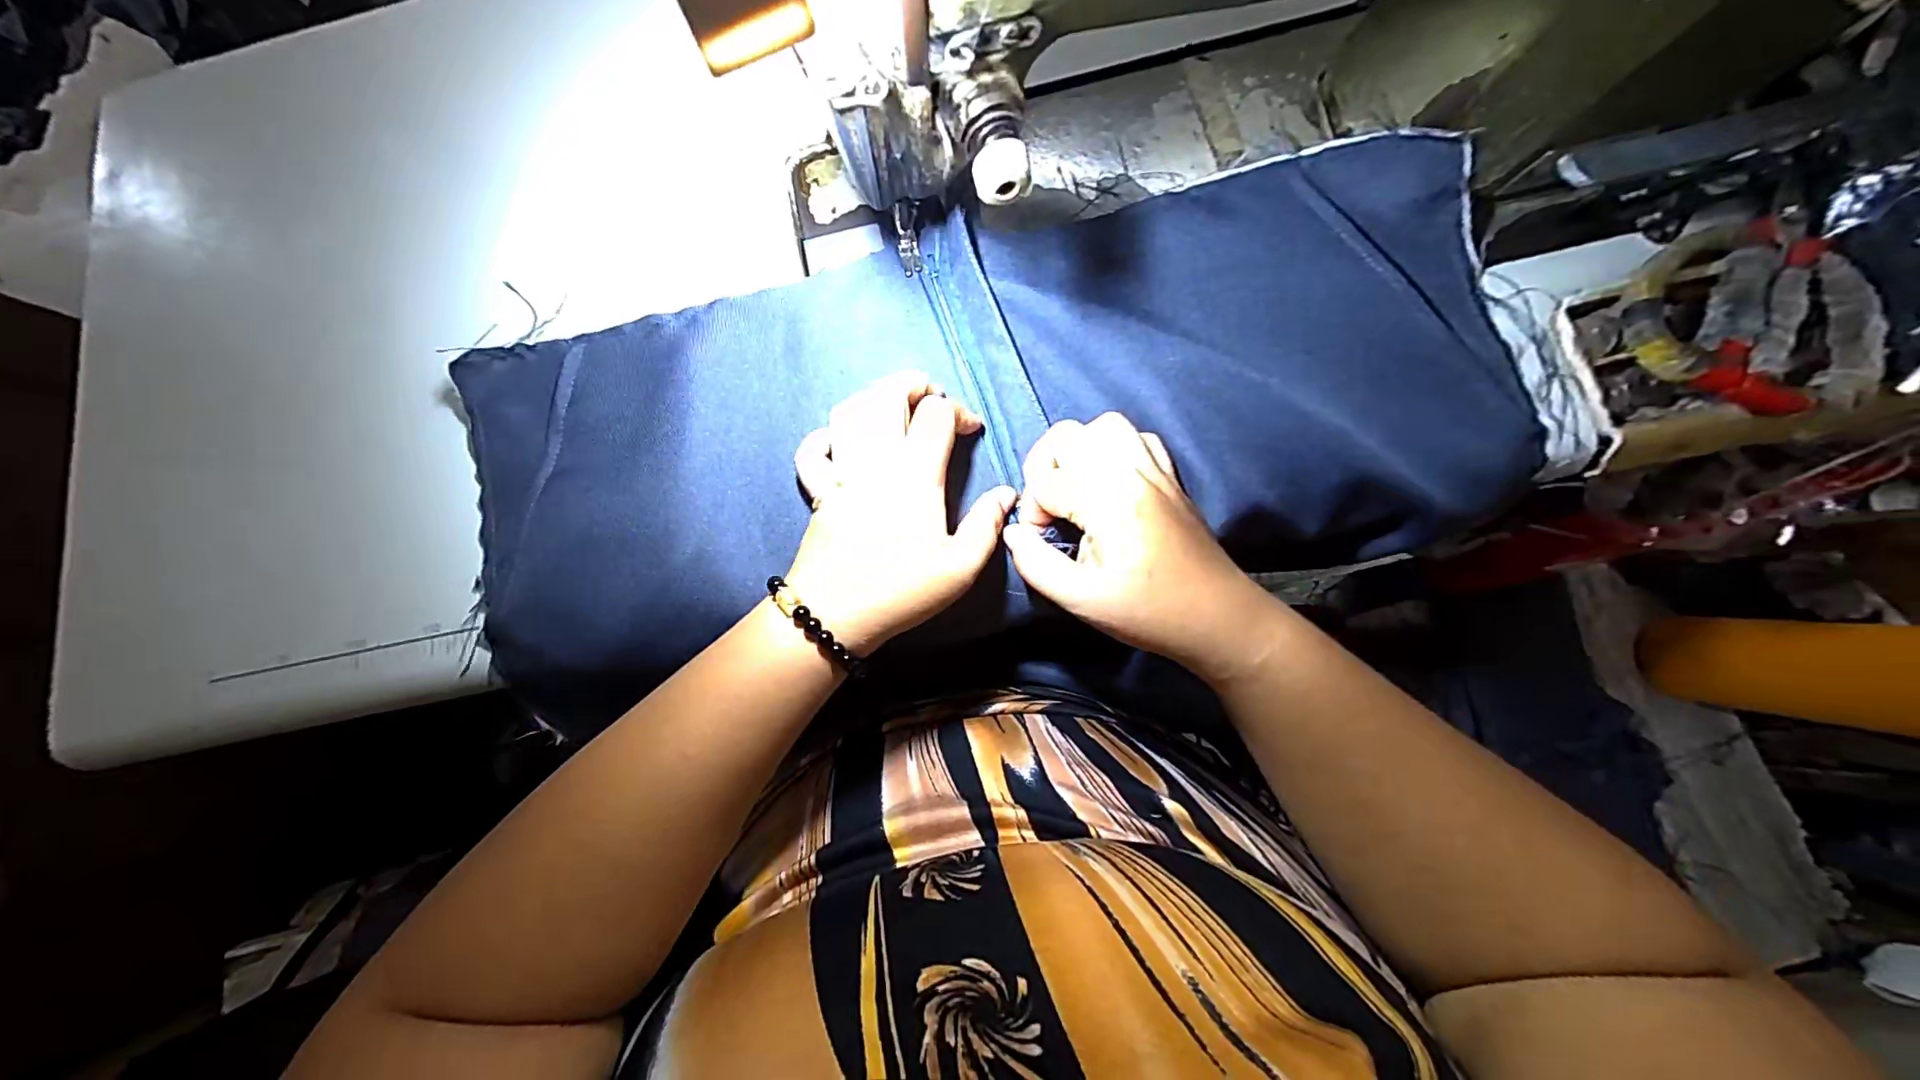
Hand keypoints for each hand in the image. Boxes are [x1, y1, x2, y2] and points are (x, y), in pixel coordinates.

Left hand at [785, 371, 1014, 654]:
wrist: (835, 614)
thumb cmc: (902, 590)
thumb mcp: (960, 567)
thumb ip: (987, 525)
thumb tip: (1006, 493)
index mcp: (916, 475)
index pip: (936, 414)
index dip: (959, 411)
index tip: (971, 430)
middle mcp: (876, 461)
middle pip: (888, 394)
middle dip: (914, 384)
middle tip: (932, 397)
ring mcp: (841, 472)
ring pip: (850, 410)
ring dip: (874, 397)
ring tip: (895, 408)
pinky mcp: (817, 490)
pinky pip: (813, 449)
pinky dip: (827, 435)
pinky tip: (843, 442)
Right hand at [1003, 412, 1281, 684]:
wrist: (1218, 616)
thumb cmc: (1150, 613)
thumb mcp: (1082, 600)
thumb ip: (1036, 565)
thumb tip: (1013, 534)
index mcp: (1110, 502)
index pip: (1048, 481)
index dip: (1032, 509)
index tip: (1041, 537)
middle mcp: (1133, 474)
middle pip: (1070, 435)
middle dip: (1045, 467)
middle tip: (1049, 506)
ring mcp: (1156, 471)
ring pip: (1105, 426)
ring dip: (1078, 450)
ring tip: (1074, 486)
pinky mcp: (1170, 477)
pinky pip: (1137, 438)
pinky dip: (1113, 450)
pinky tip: (1108, 482)